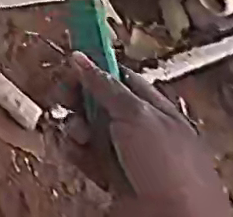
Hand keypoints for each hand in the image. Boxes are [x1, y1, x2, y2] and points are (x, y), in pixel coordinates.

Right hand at [72, 52, 230, 216]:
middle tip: (64, 99)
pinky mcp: (111, 176)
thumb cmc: (168, 170)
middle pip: (97, 101)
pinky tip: (74, 152)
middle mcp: (140, 131)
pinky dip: (73, 150)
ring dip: (74, 126)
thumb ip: (106, 86)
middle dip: (76, 98)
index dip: (95, 69)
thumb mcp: (138, 118)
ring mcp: (126, 156)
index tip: (71, 66)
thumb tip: (80, 57)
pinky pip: (83, 154)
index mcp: (157, 112)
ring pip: (87, 126)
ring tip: (77, 136)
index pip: (121, 78)